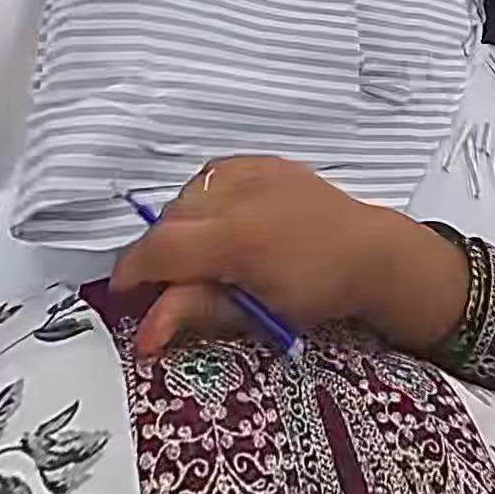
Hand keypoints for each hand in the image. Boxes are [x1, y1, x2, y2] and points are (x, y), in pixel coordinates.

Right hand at [110, 157, 470, 359]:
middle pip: (169, 217)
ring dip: (183, 221)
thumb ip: (197, 311)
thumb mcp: (257, 311)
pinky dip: (207, 194)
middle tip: (176, 281)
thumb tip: (144, 332)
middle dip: (160, 251)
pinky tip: (222, 216)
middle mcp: (240, 194)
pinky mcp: (267, 161)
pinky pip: (215, 172)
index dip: (132, 271)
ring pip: (189, 191)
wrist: (368, 251)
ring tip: (205, 249)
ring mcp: (255, 171)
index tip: (126, 292)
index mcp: (236, 238)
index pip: (160, 248)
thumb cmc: (317, 291)